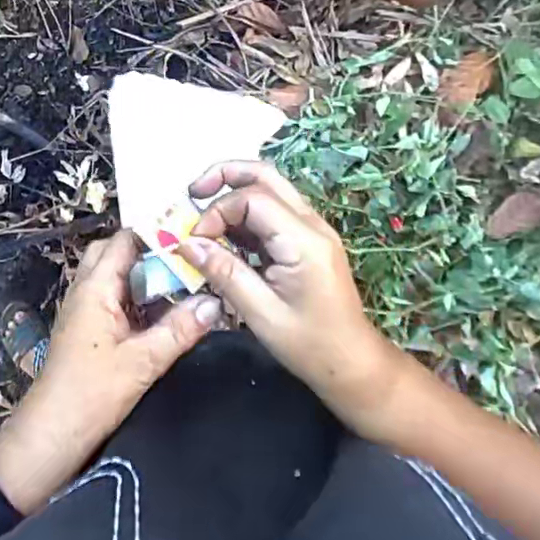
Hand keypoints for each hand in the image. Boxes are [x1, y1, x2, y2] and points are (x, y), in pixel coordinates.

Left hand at [0, 230, 222, 513]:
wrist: (52, 433)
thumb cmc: (92, 393)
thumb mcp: (144, 361)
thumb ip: (180, 329)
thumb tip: (216, 302)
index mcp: (95, 287)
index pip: (123, 240)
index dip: (154, 234)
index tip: (189, 237)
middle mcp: (86, 289)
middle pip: (114, 252)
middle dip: (147, 252)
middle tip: (184, 261)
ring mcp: (83, 308)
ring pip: (113, 275)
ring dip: (141, 275)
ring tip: (180, 281)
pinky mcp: (86, 327)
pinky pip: (112, 298)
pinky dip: (134, 297)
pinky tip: (161, 312)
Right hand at [181, 161, 409, 426]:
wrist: (354, 364)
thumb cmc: (310, 345)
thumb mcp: (260, 313)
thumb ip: (223, 272)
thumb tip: (186, 243)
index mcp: (303, 241)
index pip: (252, 199)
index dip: (216, 212)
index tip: (195, 241)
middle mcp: (311, 224)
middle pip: (264, 175)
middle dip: (224, 176)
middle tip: (192, 194)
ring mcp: (312, 229)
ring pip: (269, 187)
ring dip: (233, 191)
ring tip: (202, 213)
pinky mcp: (306, 239)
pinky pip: (273, 210)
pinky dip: (244, 213)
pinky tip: (224, 235)